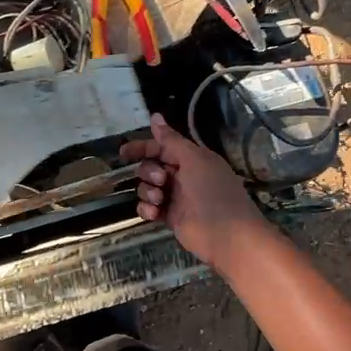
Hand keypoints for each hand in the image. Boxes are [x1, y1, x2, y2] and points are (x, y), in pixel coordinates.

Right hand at [119, 113, 269, 269]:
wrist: (227, 236)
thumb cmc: (213, 192)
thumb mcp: (194, 159)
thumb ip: (171, 140)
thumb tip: (155, 115)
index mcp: (191, 159)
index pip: (161, 147)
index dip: (142, 148)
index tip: (123, 153)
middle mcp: (182, 176)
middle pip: (151, 167)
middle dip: (149, 171)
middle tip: (160, 180)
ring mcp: (175, 198)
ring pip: (147, 187)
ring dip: (148, 191)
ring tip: (159, 199)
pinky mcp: (170, 218)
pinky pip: (149, 208)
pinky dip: (147, 209)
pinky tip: (154, 213)